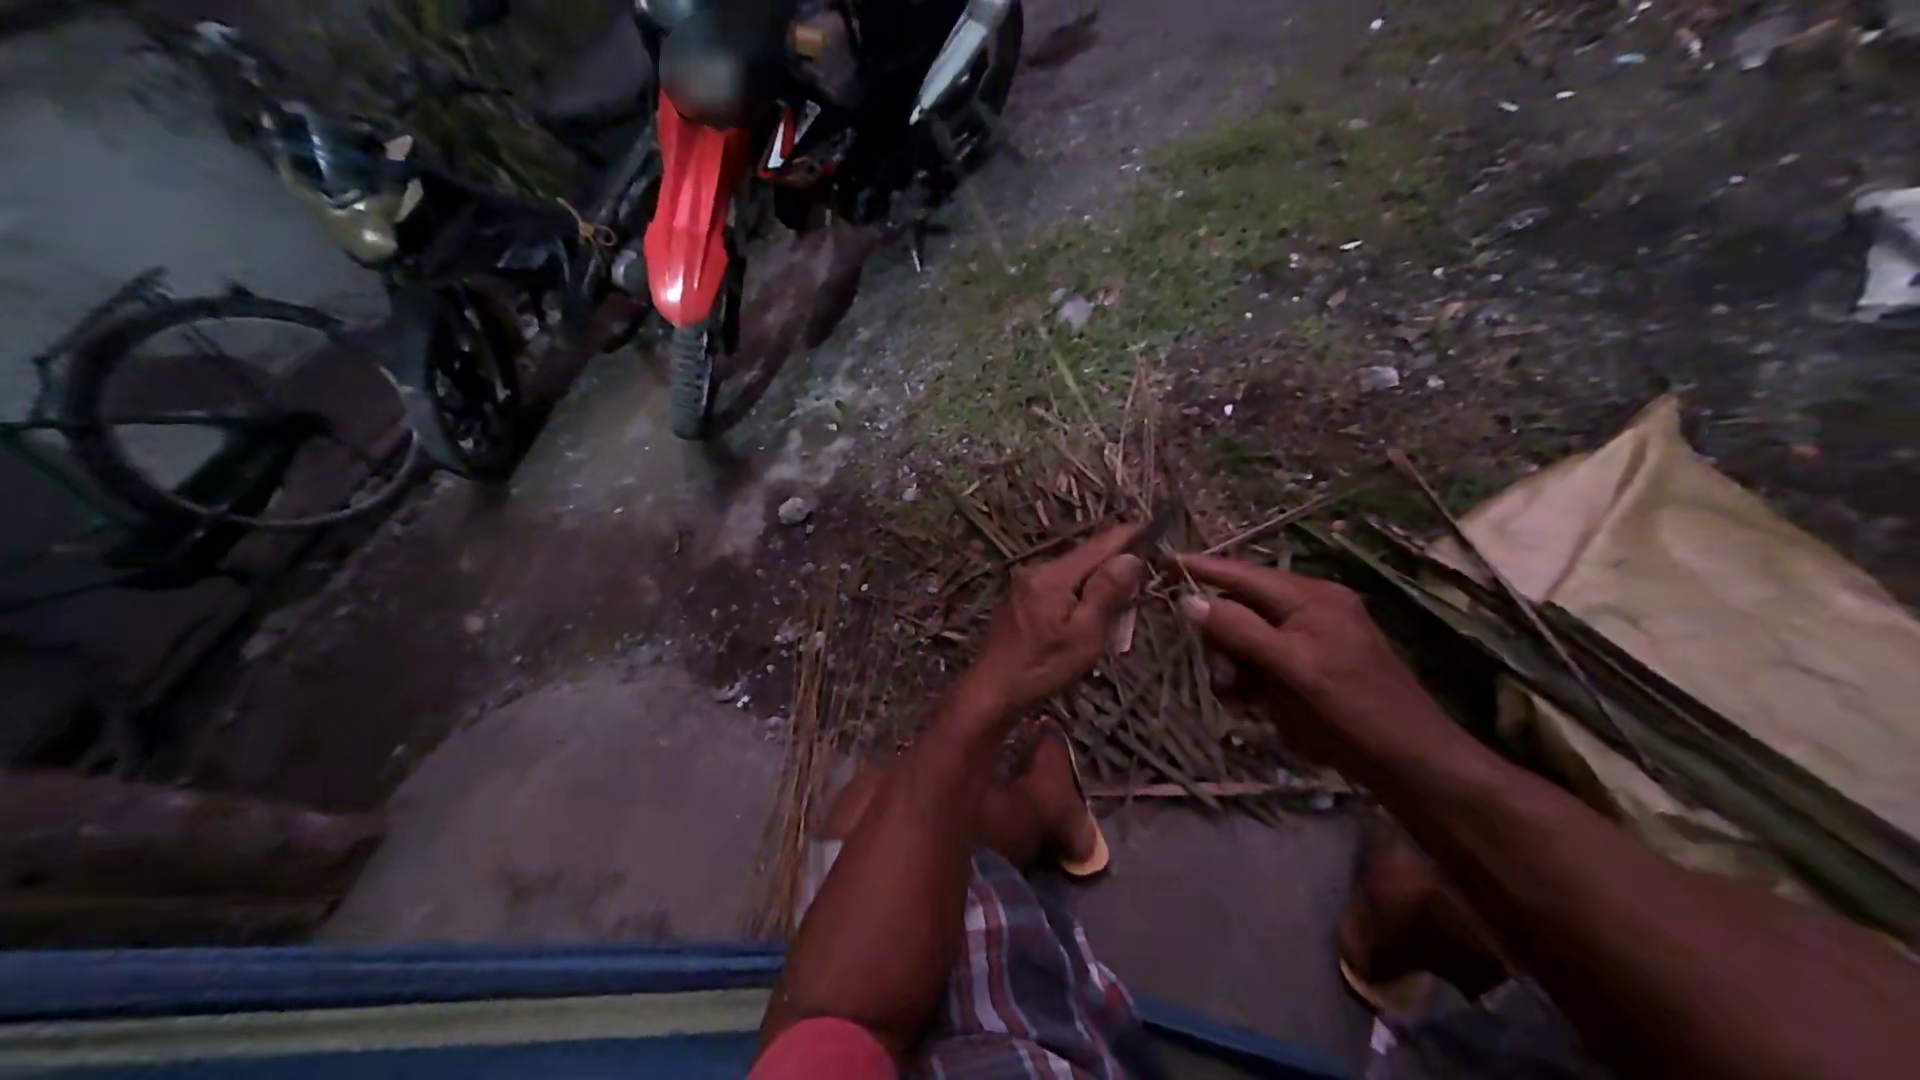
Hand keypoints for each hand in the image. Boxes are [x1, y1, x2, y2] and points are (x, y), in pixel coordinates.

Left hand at [960, 524, 1144, 714]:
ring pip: (1074, 572)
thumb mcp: (1085, 634)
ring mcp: (1026, 582)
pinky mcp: (1022, 597)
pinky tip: (1088, 613)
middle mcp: (1037, 569)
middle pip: (1086, 557)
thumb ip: (1107, 593)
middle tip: (1142, 582)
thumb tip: (1130, 557)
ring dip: (1098, 582)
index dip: (1128, 536)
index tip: (1154, 530)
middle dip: (1115, 565)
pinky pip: (1060, 585)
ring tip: (1120, 604)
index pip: (1099, 544)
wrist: (994, 686)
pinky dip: (1080, 593)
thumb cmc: (1042, 665)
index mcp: (1053, 575)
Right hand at [1174, 554, 1452, 768]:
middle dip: (1221, 642)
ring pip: (1244, 638)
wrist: (1407, 760)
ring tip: (1242, 701)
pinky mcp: (1306, 664)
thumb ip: (1239, 630)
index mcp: (1309, 596)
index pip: (1242, 574)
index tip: (1161, 561)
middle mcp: (1307, 608)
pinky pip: (1260, 660)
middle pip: (1239, 609)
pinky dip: (1249, 681)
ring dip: (1233, 668)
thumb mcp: (1292, 667)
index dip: (1201, 568)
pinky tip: (1254, 705)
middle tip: (1225, 680)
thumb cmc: (1352, 708)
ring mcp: (1308, 637)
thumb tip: (1189, 599)